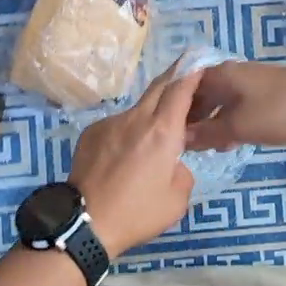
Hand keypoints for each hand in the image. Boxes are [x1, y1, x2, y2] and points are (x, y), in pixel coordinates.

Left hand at [67, 71, 197, 257]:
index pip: (180, 88)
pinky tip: (123, 158)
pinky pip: (117, 124)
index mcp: (163, 131)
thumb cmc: (137, 212)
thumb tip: (172, 162)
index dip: (191, 73)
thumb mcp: (177, 199)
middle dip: (174, 79)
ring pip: (137, 108)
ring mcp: (111, 122)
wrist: (86, 222)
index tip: (199, 63)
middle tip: (185, 82)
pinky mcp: (92, 132)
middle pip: (159, 86)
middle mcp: (137, 117)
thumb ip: (182, 171)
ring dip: (150, 113)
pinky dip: (127, 132)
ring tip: (150, 139)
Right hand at [184, 62, 285, 150]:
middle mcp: (233, 72)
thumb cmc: (277, 112)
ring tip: (205, 146)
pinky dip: (229, 121)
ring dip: (211, 121)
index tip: (167, 129)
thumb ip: (207, 132)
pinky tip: (230, 141)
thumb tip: (180, 137)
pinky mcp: (267, 93)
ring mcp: (251, 82)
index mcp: (221, 74)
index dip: (174, 107)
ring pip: (221, 100)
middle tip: (184, 142)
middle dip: (193, 116)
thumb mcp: (238, 126)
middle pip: (203, 93)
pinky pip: (237, 105)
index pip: (185, 86)